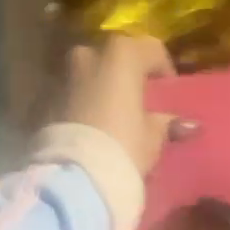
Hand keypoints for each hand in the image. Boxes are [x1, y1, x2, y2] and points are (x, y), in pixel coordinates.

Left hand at [62, 34, 176, 175]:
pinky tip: (84, 133)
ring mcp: (59, 76)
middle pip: (113, 61)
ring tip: (107, 123)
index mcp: (121, 54)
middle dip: (125, 80)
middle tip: (135, 108)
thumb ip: (167, 124)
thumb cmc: (122, 149)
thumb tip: (189, 125)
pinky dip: (76, 109)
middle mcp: (87, 54)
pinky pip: (66, 99)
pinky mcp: (40, 102)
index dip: (163, 72)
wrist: (72, 179)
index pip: (152, 50)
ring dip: (97, 93)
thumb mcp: (152, 139)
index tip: (168, 95)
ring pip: (86, 78)